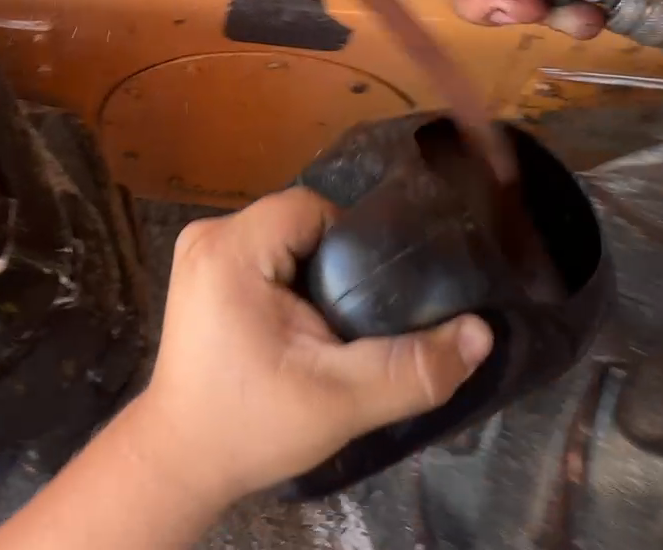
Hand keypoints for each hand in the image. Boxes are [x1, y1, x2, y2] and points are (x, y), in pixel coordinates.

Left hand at [124, 187, 490, 504]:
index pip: (310, 207)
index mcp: (229, 247)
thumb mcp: (339, 400)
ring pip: (280, 239)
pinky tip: (302, 325)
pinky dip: (287, 282)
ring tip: (337, 324)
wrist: (182, 455)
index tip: (376, 291)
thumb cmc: (250, 424)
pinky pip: (260, 255)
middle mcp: (207, 235)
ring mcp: (198, 252)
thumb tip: (480, 332)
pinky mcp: (199, 272)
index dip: (353, 241)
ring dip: (313, 274)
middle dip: (335, 263)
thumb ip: (411, 366)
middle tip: (360, 316)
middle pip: (296, 222)